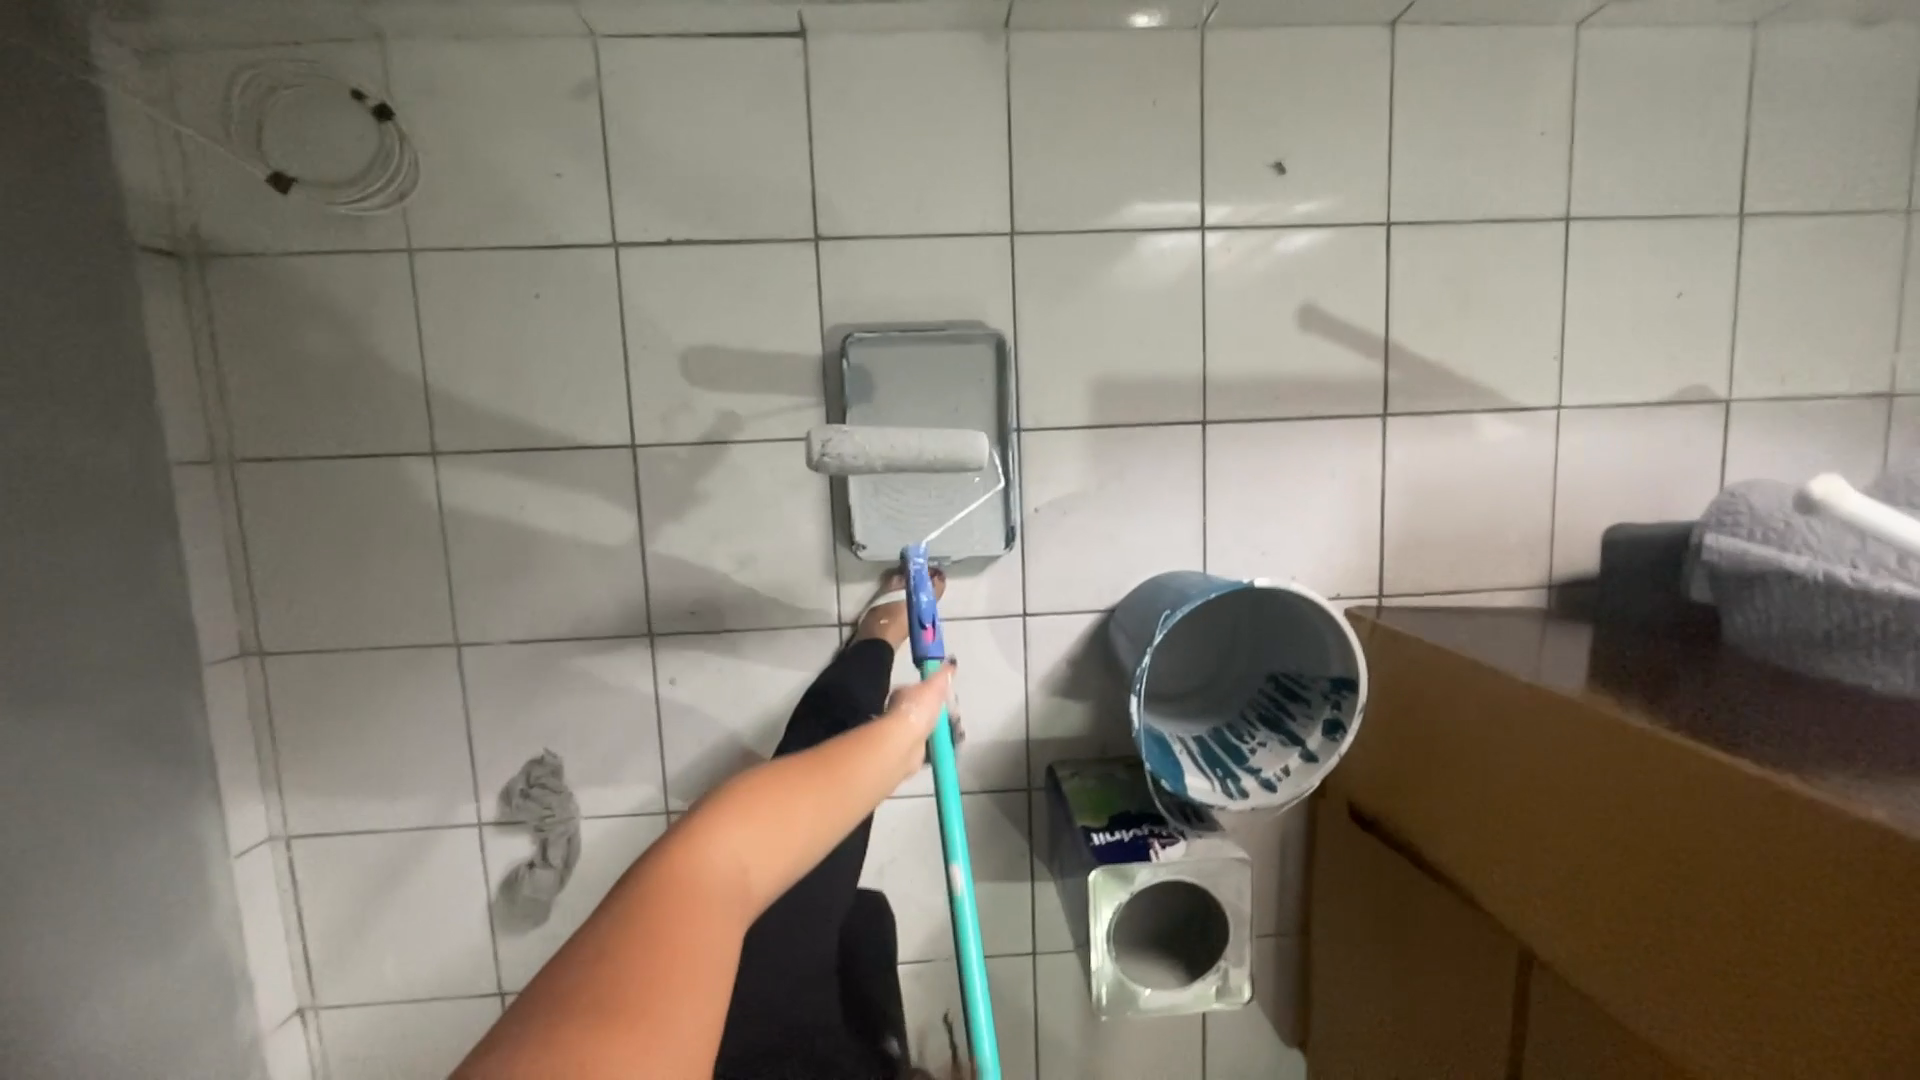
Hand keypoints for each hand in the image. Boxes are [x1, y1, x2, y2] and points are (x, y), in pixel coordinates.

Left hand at [880, 660, 958, 775]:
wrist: (905, 742)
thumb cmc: (917, 710)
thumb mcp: (935, 686)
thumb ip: (944, 674)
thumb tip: (952, 661)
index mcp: (905, 694)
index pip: (926, 691)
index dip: (941, 694)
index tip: (951, 699)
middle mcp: (904, 713)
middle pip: (933, 712)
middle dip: (948, 717)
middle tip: (955, 720)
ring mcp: (909, 733)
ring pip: (935, 731)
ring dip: (948, 733)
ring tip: (956, 734)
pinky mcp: (915, 751)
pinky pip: (934, 748)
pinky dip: (943, 748)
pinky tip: (950, 746)